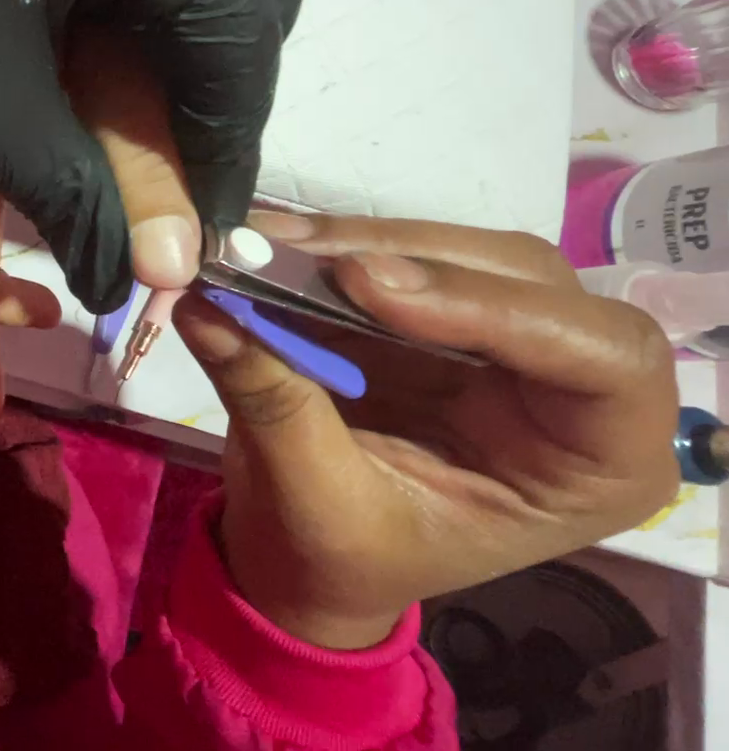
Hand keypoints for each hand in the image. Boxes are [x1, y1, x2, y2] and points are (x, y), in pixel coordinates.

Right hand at [175, 214, 680, 648]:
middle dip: (403, 256)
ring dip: (349, 242)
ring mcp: (484, 345)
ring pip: (447, 253)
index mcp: (589, 461)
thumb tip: (201, 303)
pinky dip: (316, 251)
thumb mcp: (309, 497)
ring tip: (259, 241)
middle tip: (292, 249)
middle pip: (519, 277)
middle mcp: (556, 386)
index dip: (492, 306)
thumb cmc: (337, 558)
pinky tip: (262, 245)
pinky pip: (380, 262)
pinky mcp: (412, 322)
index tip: (360, 282)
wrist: (301, 560)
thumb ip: (269, 400)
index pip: (599, 354)